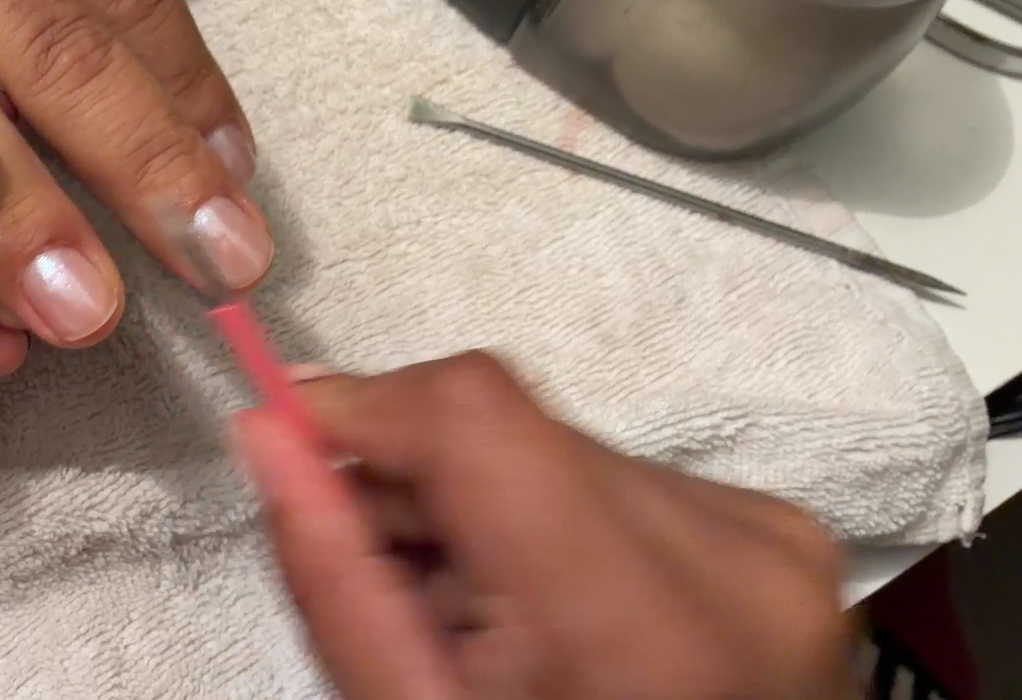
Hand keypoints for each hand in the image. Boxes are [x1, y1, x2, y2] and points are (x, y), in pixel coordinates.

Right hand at [238, 355, 851, 699]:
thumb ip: (328, 571)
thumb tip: (267, 432)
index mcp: (635, 618)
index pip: (466, 406)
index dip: (361, 403)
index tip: (299, 434)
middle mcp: (715, 551)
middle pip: (484, 418)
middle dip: (402, 474)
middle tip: (389, 563)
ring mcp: (750, 531)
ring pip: (522, 433)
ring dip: (459, 493)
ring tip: (464, 593)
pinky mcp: (754, 520)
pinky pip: (577, 457)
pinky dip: (517, 505)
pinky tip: (523, 588)